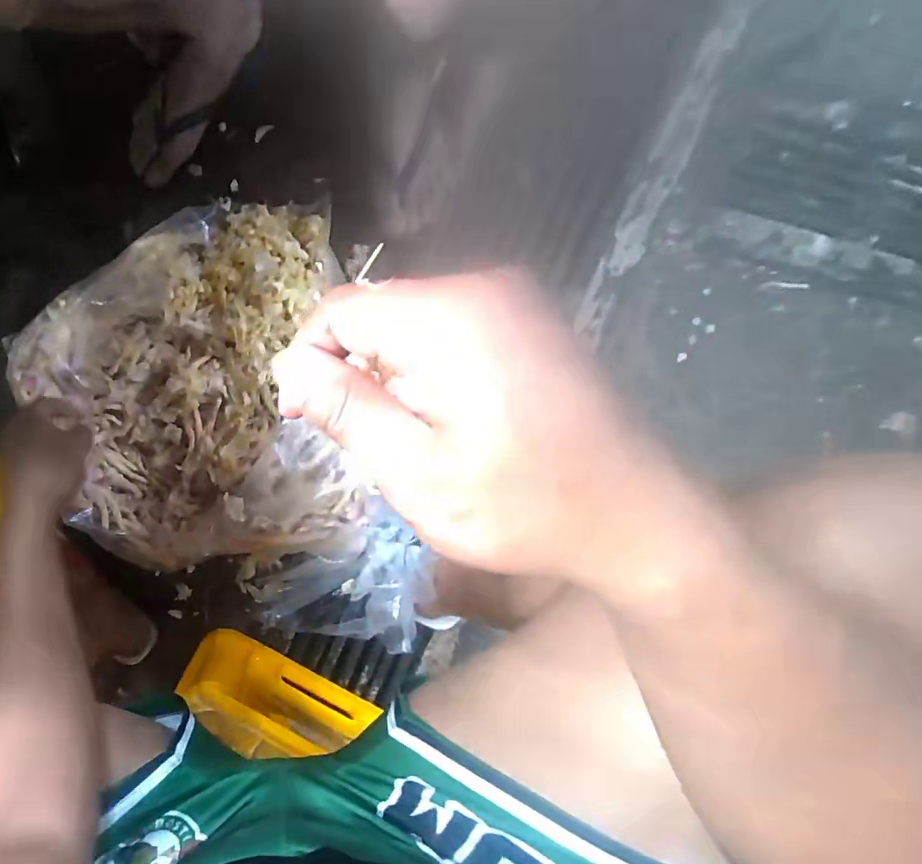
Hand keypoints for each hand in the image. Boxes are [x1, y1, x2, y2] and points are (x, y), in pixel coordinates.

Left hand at [0, 398, 91, 517]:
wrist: (28, 505)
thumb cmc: (56, 469)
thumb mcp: (79, 447)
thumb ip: (83, 432)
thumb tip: (81, 426)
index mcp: (30, 415)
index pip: (49, 403)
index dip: (68, 407)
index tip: (82, 415)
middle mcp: (13, 426)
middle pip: (36, 419)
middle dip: (55, 423)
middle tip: (72, 429)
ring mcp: (5, 447)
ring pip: (30, 437)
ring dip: (47, 440)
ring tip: (64, 449)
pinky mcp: (4, 466)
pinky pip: (25, 452)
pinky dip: (39, 454)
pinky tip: (52, 465)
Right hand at [271, 271, 706, 582]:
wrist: (633, 517)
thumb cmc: (520, 507)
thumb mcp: (416, 472)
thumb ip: (348, 411)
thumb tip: (289, 367)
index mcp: (450, 316)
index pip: (342, 309)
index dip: (309, 360)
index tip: (304, 419)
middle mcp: (485, 287)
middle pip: (381, 315)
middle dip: (359, 375)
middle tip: (371, 448)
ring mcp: (518, 302)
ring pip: (416, 328)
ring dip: (397, 381)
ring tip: (416, 445)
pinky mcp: (535, 325)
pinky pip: (456, 336)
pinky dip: (434, 376)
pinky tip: (455, 428)